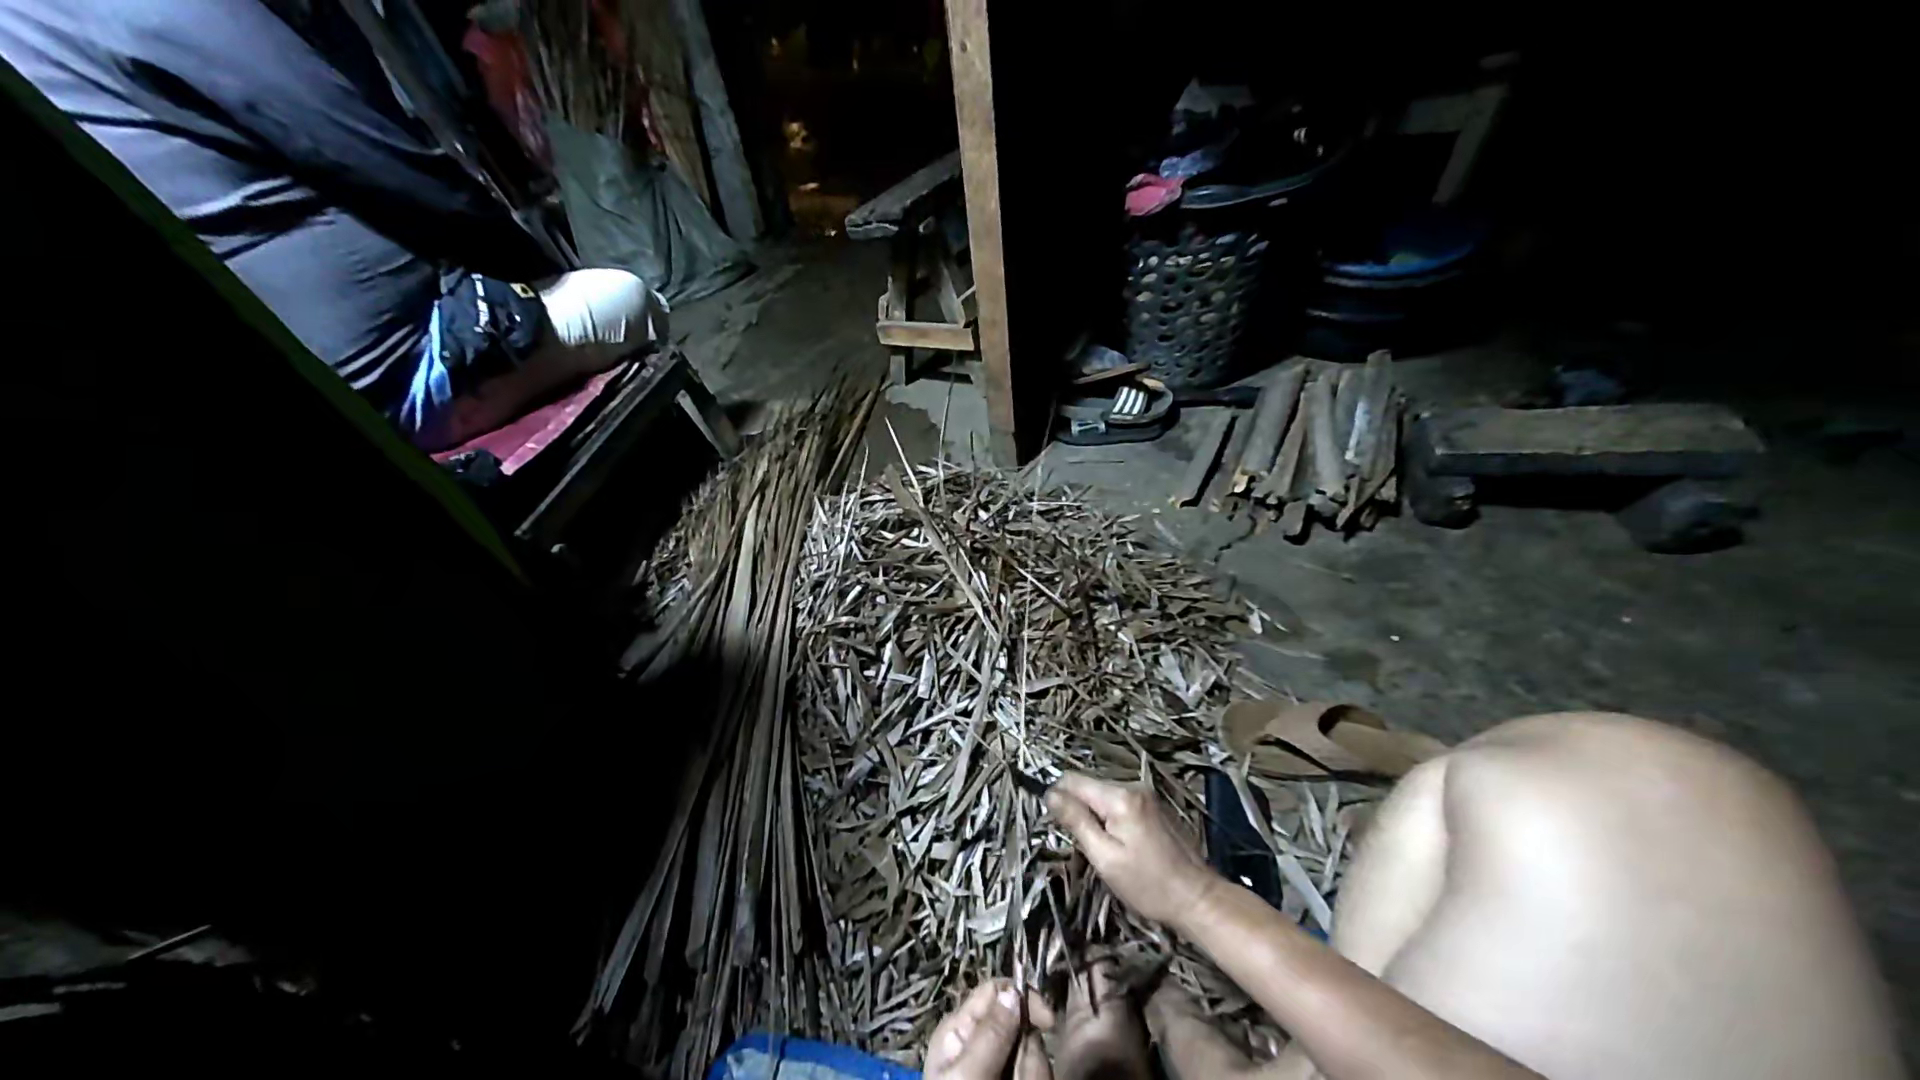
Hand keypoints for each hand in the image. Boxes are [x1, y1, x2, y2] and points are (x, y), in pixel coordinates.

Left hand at [924, 979, 1050, 1079]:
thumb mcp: (965, 1076)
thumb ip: (990, 1036)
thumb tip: (1014, 992)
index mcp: (960, 1029)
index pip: (996, 991)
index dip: (1024, 997)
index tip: (1048, 1022)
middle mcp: (980, 1042)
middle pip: (1021, 1026)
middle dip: (1029, 1055)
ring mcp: (996, 1068)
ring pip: (1032, 1057)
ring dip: (1032, 1075)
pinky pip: (1033, 1075)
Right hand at [1046, 773, 1216, 927]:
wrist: (1197, 898)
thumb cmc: (1148, 885)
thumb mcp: (1105, 857)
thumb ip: (1076, 821)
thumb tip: (1050, 794)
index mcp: (1119, 797)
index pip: (1072, 780)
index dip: (1058, 798)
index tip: (1058, 825)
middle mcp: (1133, 786)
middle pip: (1088, 786)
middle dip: (1079, 810)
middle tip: (1086, 845)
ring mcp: (1145, 795)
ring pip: (1102, 795)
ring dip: (1095, 816)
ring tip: (1105, 849)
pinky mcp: (1153, 806)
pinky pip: (1118, 803)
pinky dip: (1111, 819)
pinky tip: (1122, 845)